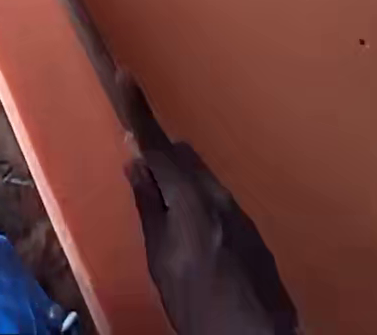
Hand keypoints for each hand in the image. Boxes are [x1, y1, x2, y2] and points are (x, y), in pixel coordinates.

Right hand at [122, 78, 297, 334]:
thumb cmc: (197, 303)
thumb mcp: (161, 261)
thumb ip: (149, 205)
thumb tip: (134, 158)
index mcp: (189, 198)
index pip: (156, 143)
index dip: (138, 108)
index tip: (126, 73)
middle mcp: (217, 191)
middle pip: (182, 155)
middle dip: (162, 158)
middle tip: (145, 185)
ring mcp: (238, 207)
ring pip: (200, 175)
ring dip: (181, 183)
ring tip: (171, 223)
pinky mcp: (250, 225)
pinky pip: (216, 197)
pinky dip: (199, 202)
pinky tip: (199, 240)